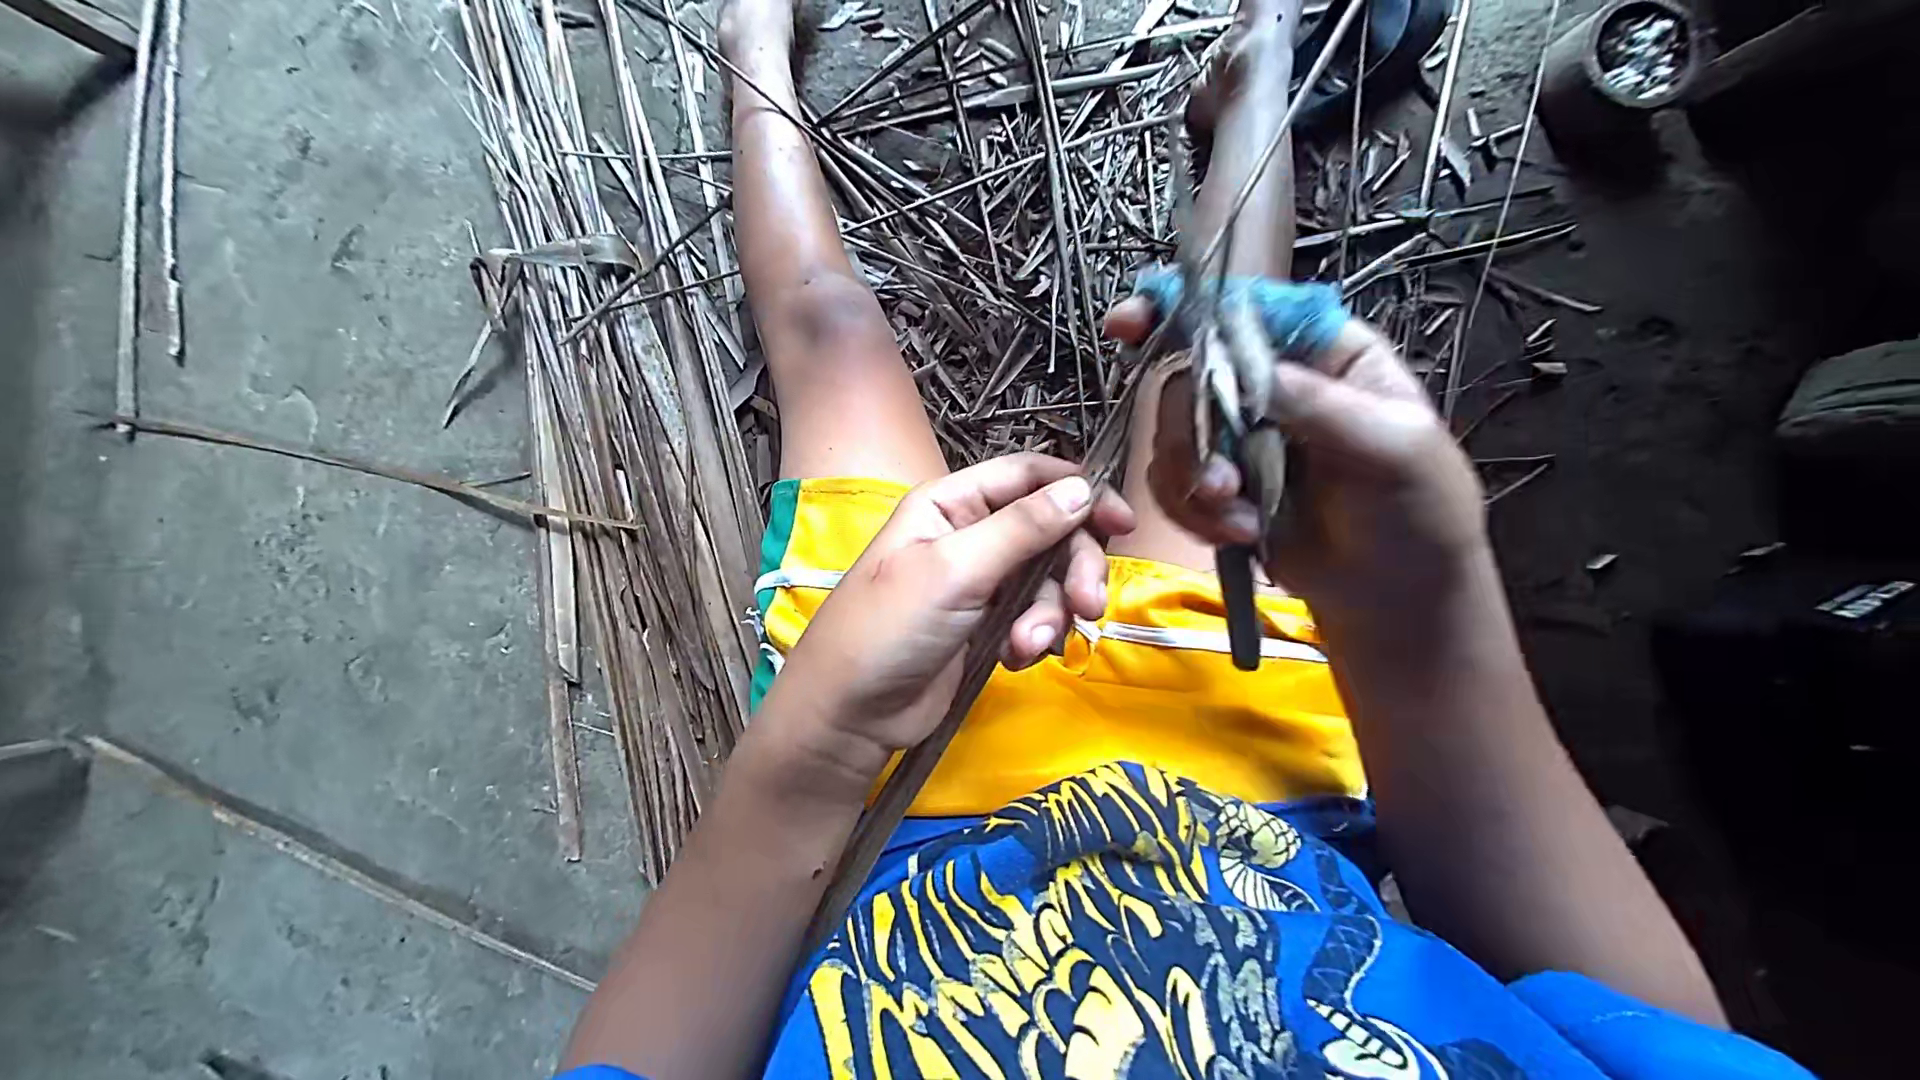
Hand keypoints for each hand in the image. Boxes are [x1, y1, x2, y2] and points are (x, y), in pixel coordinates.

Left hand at [766, 454, 1133, 778]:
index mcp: (951, 503)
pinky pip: (1034, 616)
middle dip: (1072, 567)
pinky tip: (1014, 659)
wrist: (852, 712)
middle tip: (1087, 603)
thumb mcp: (956, 569)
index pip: (1027, 476)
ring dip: (1050, 612)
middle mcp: (970, 534)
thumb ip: (1022, 527)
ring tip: (1028, 644)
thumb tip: (1082, 488)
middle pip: (1050, 531)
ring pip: (1047, 579)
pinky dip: (1034, 637)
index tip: (1121, 521)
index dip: (1078, 490)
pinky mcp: (988, 623)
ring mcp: (981, 581)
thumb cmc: (890, 628)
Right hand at [1105, 300, 1486, 620]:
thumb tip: (1248, 372)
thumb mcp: (1391, 448)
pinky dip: (1190, 513)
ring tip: (1241, 524)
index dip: (1181, 309)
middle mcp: (1267, 386)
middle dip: (1192, 437)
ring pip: (1171, 437)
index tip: (1128, 324)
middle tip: (1223, 486)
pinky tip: (1236, 535)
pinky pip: (1168, 484)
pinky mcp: (1215, 486)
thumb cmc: (1415, 511)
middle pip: (1188, 379)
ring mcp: (1236, 438)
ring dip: (1194, 485)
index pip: (1244, 311)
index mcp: (1319, 353)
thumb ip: (1320, 405)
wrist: (1392, 594)